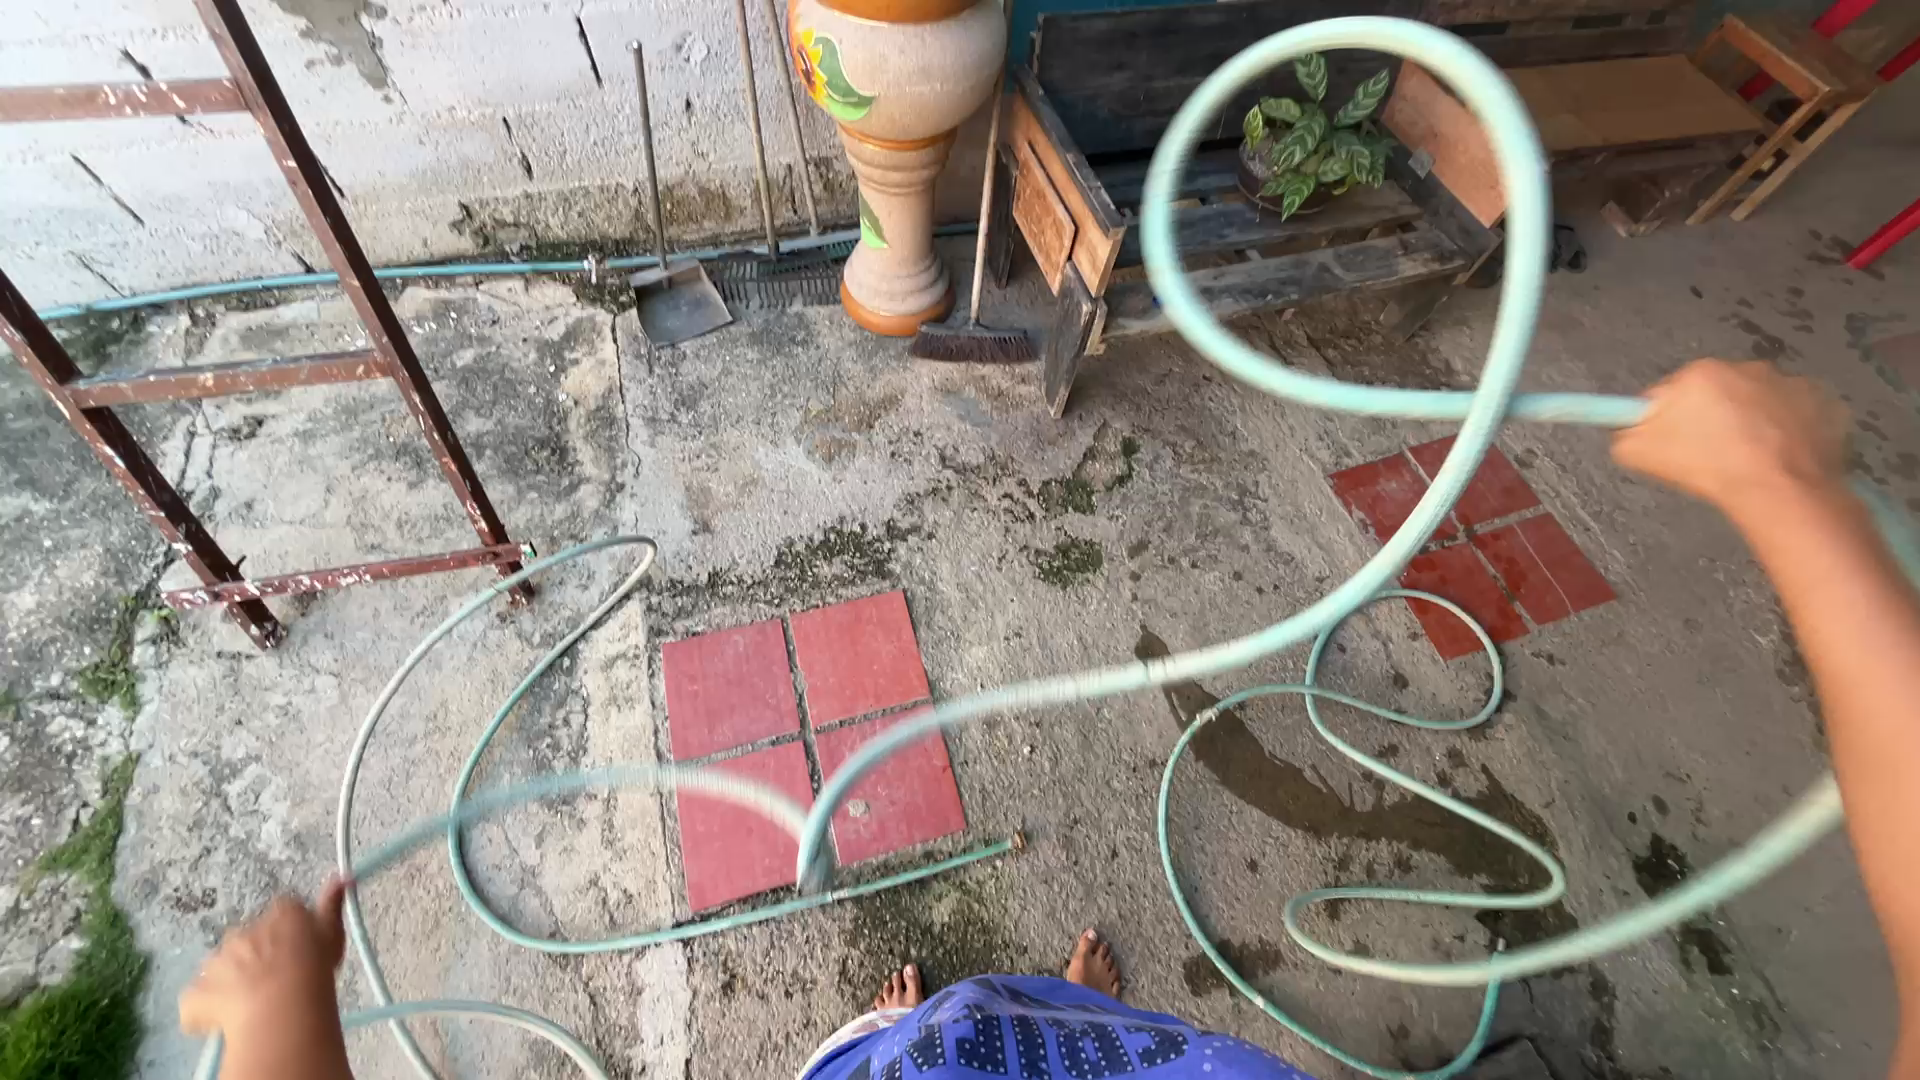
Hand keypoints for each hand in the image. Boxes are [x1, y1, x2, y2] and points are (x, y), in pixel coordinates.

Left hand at [180, 879, 349, 1074]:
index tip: (298, 943)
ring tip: (250, 999)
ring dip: (230, 977)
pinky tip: (225, 1018)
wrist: (278, 1006)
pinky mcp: (193, 995)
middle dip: (254, 951)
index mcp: (278, 915)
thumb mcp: (333, 933)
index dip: (288, 925)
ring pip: (220, 967)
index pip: (282, 909)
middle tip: (274, 973)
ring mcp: (212, 963)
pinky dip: (207, 1007)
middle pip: (246, 937)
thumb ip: (332, 904)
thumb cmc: (313, 966)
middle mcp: (241, 931)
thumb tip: (341, 875)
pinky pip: (198, 998)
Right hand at [1612, 359, 1850, 521]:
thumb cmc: (1703, 464)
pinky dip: (1781, 428)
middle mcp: (1747, 367)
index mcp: (1699, 373)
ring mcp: (1793, 382)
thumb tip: (1632, 425)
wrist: (1777, 487)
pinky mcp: (1827, 402)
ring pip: (1753, 401)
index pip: (1665, 392)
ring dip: (1744, 420)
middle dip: (1704, 415)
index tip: (1665, 440)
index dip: (1660, 418)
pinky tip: (1771, 453)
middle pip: (1712, 392)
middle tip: (1701, 449)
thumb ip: (1623, 429)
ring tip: (1740, 454)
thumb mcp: (1632, 451)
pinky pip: (1791, 412)